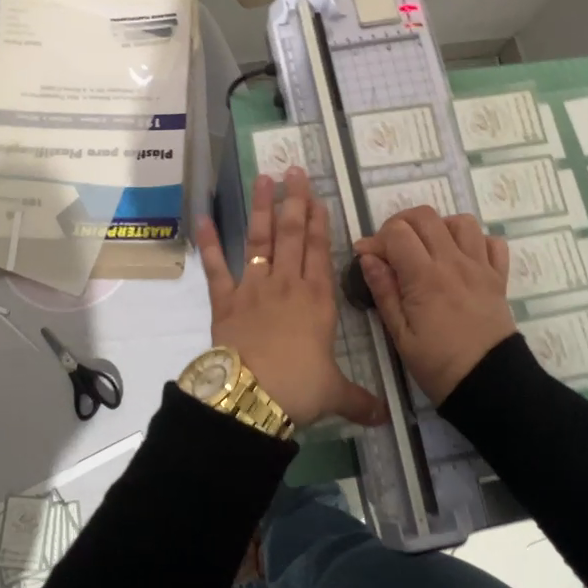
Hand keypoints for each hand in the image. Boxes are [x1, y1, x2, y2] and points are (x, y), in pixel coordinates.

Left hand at [194, 168, 386, 427]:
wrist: (252, 396)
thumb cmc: (300, 388)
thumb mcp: (335, 394)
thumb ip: (359, 400)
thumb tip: (384, 418)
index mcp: (318, 300)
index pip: (321, 251)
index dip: (320, 221)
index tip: (317, 196)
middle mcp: (287, 284)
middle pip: (292, 235)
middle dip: (294, 201)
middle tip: (293, 170)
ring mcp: (254, 288)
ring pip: (260, 240)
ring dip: (261, 208)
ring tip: (263, 178)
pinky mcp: (225, 300)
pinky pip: (216, 267)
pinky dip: (209, 242)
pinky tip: (203, 217)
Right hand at [354, 207, 514, 404]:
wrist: (491, 385)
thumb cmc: (438, 365)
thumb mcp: (400, 335)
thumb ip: (384, 291)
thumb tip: (368, 258)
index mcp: (425, 277)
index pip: (397, 232)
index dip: (376, 239)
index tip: (367, 257)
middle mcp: (453, 263)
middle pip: (425, 216)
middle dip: (401, 224)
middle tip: (392, 248)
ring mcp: (480, 267)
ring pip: (462, 222)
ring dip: (440, 227)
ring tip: (428, 248)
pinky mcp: (499, 278)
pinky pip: (493, 243)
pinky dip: (477, 242)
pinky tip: (462, 258)